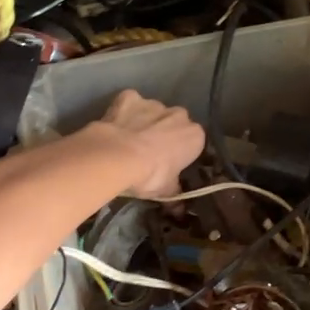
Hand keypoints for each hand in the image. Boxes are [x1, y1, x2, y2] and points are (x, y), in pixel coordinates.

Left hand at [89, 90, 204, 198]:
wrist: (117, 156)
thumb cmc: (150, 175)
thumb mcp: (165, 191)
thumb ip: (175, 196)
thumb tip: (179, 211)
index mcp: (194, 135)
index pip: (193, 142)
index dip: (180, 153)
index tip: (169, 165)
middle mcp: (178, 114)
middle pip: (174, 123)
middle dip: (164, 134)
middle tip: (148, 154)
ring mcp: (153, 103)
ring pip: (152, 112)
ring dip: (144, 123)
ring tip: (127, 143)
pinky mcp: (129, 97)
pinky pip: (129, 104)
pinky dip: (124, 113)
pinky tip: (115, 127)